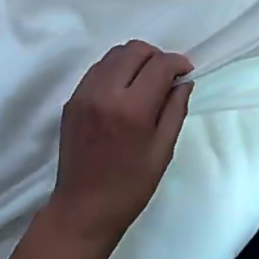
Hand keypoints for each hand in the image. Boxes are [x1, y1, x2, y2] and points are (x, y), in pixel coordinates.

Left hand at [45, 40, 193, 244]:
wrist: (83, 209)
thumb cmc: (130, 186)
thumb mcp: (163, 150)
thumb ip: (175, 109)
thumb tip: (183, 82)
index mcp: (132, 109)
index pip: (160, 65)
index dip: (178, 63)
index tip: (186, 73)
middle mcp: (105, 93)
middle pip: (134, 50)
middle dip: (156, 57)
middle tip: (166, 77)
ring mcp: (84, 94)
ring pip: (114, 54)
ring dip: (134, 60)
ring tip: (145, 82)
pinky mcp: (72, 100)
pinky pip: (97, 70)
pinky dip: (115, 70)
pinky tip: (124, 91)